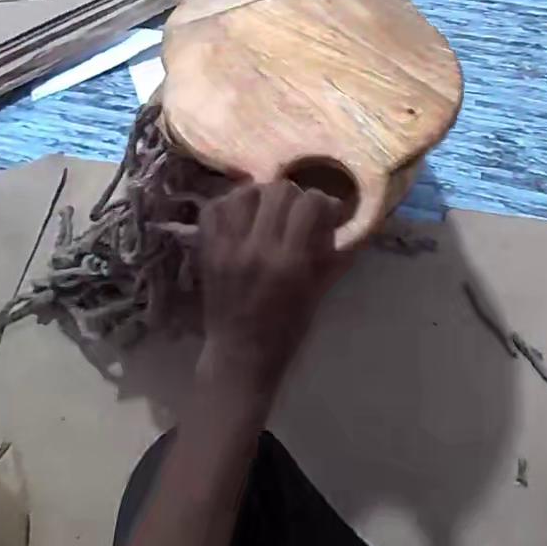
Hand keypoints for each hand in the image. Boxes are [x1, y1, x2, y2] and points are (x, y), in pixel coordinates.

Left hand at [195, 182, 347, 400]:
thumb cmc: (287, 328)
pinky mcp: (207, 251)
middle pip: (278, 190)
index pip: (309, 203)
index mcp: (290, 262)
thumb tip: (339, 213)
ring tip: (268, 209)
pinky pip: (214, 208)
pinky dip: (230, 203)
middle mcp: (257, 249)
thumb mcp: (318, 291)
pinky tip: (242, 213)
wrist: (240, 355)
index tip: (326, 211)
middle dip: (295, 195)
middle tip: (297, 211)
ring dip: (262, 195)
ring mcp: (227, 248)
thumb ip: (331, 251)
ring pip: (245, 192)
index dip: (323, 200)